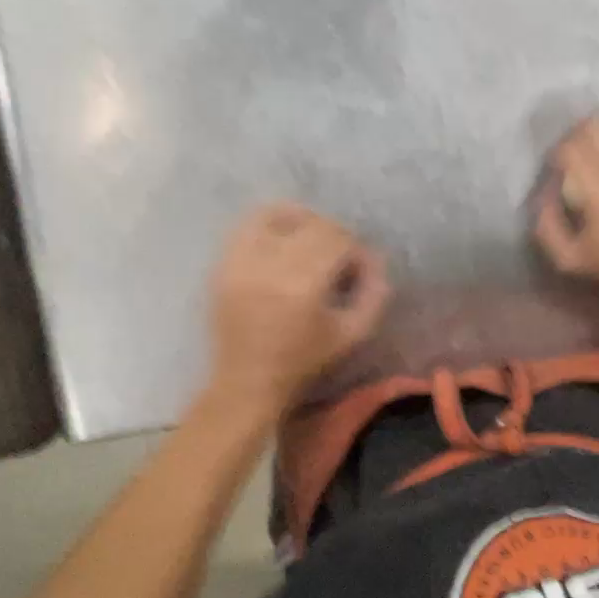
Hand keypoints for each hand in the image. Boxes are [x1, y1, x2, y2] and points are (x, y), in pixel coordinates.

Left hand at [207, 204, 391, 413]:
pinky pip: (247, 226)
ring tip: (311, 241)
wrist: (248, 382)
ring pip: (277, 215)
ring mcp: (240, 263)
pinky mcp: (223, 265)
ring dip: (302, 222)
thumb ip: (375, 291)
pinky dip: (271, 226)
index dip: (355, 250)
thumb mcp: (355, 333)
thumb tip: (374, 257)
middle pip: (312, 224)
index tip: (358, 270)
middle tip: (339, 257)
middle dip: (334, 235)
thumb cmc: (306, 361)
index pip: (338, 240)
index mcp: (302, 286)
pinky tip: (284, 242)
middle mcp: (268, 267)